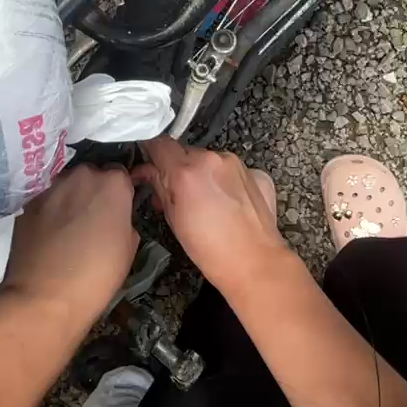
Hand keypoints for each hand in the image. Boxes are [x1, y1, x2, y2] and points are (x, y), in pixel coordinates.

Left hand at [2, 165, 137, 324]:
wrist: (44, 298)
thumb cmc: (97, 275)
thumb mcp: (128, 247)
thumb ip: (124, 219)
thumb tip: (113, 217)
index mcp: (113, 183)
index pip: (121, 175)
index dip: (120, 193)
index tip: (118, 211)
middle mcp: (81, 175)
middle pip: (92, 175)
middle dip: (93, 192)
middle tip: (93, 219)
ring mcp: (51, 187)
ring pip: (67, 186)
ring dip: (70, 199)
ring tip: (68, 227)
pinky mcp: (28, 203)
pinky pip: (46, 200)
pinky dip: (50, 211)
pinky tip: (50, 235)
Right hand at [136, 138, 291, 295]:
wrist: (255, 263)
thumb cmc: (213, 250)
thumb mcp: (174, 220)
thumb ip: (160, 188)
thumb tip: (150, 173)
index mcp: (188, 171)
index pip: (160, 144)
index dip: (152, 153)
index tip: (150, 162)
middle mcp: (213, 160)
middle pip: (187, 153)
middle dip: (180, 170)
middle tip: (179, 195)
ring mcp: (237, 164)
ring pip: (211, 161)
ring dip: (204, 175)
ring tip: (208, 205)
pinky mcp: (256, 173)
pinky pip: (233, 171)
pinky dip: (227, 182)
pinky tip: (228, 205)